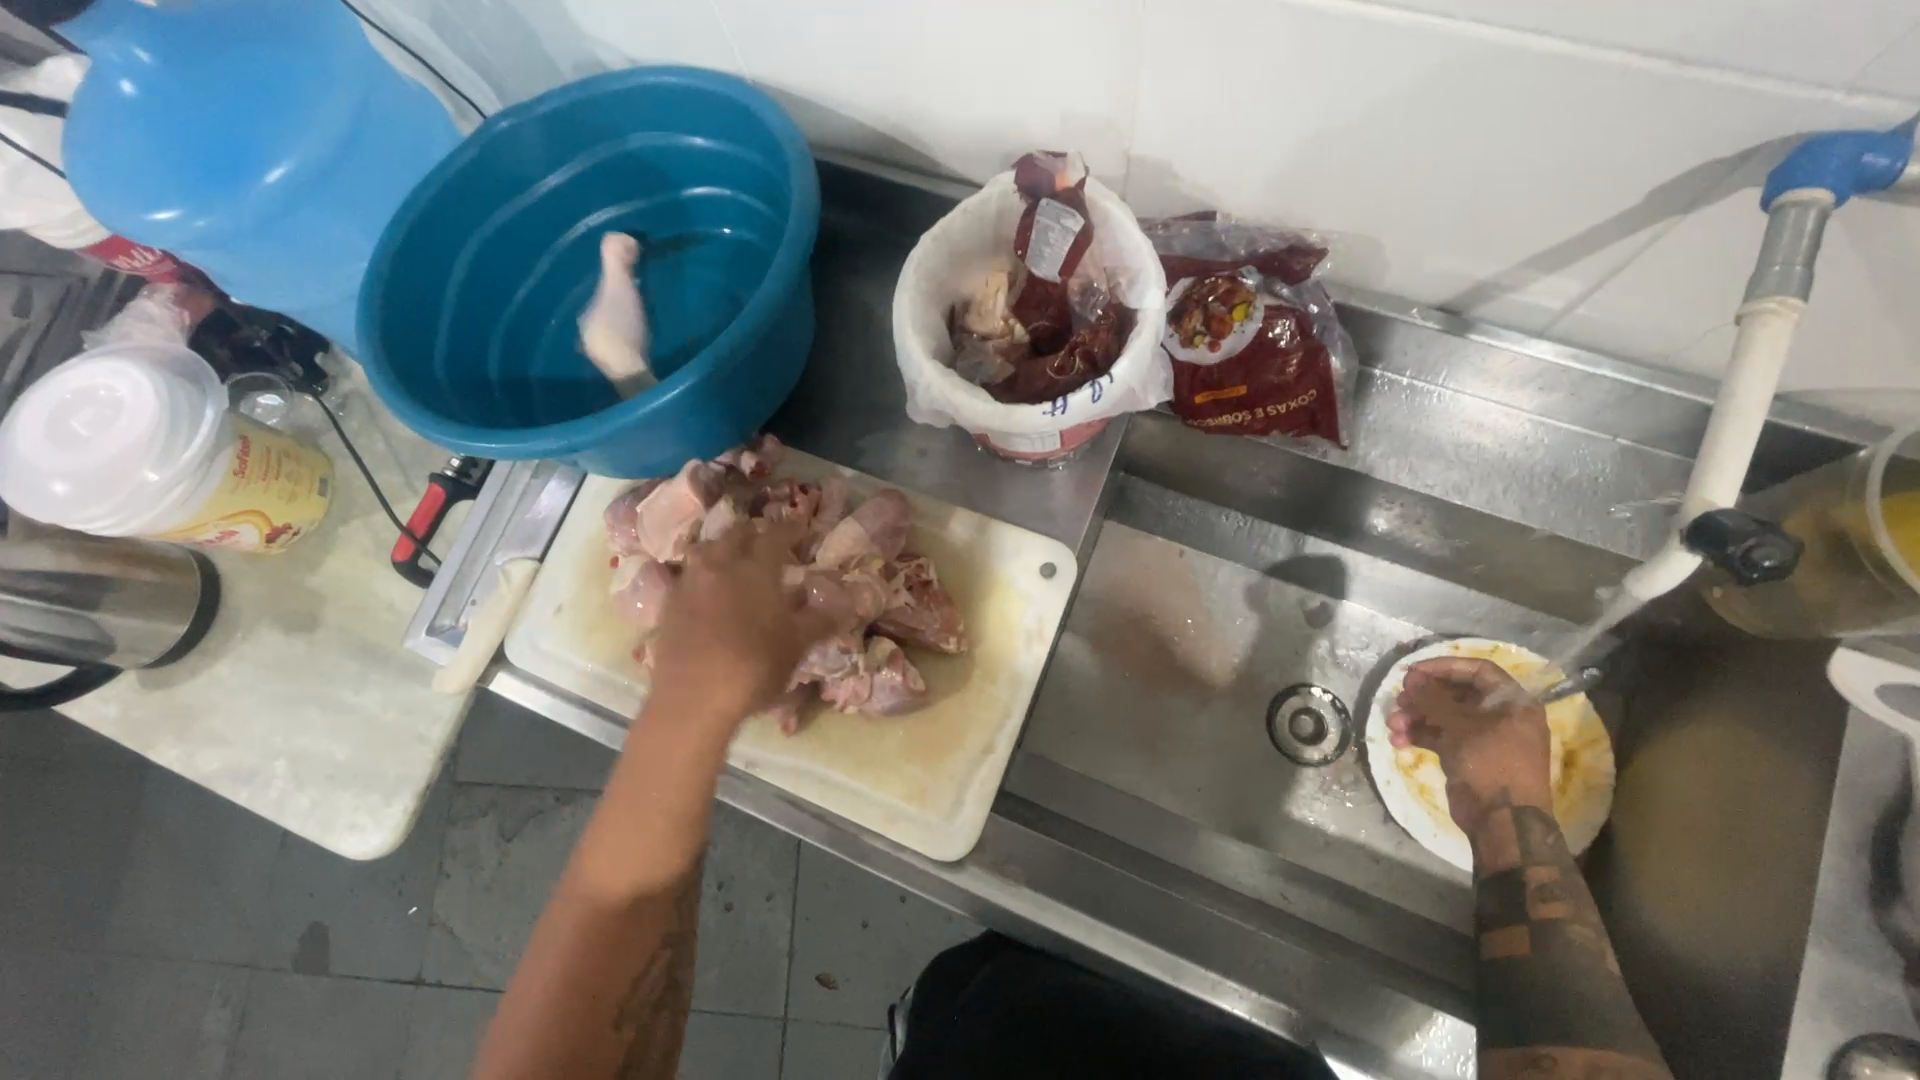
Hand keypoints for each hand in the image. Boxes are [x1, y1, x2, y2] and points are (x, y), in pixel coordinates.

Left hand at [646, 522, 838, 723]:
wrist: (694, 698)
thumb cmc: (754, 666)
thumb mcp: (797, 645)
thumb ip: (820, 620)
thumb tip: (846, 604)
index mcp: (756, 568)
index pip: (775, 535)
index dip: (790, 528)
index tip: (801, 527)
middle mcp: (720, 565)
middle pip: (735, 535)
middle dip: (753, 533)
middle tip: (766, 541)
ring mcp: (689, 583)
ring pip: (706, 551)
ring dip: (722, 549)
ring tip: (733, 560)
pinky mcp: (667, 605)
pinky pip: (687, 576)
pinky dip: (702, 575)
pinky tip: (707, 590)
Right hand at [1385, 657, 1551, 840]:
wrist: (1502, 821)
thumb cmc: (1491, 763)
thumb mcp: (1461, 726)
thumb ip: (1433, 698)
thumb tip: (1411, 678)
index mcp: (1512, 703)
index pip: (1477, 670)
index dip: (1443, 667)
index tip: (1413, 672)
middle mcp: (1499, 716)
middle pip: (1456, 693)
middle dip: (1423, 696)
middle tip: (1399, 699)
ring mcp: (1482, 737)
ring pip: (1443, 715)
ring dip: (1415, 717)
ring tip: (1393, 725)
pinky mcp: (1466, 755)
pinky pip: (1439, 736)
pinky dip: (1419, 735)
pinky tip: (1399, 741)